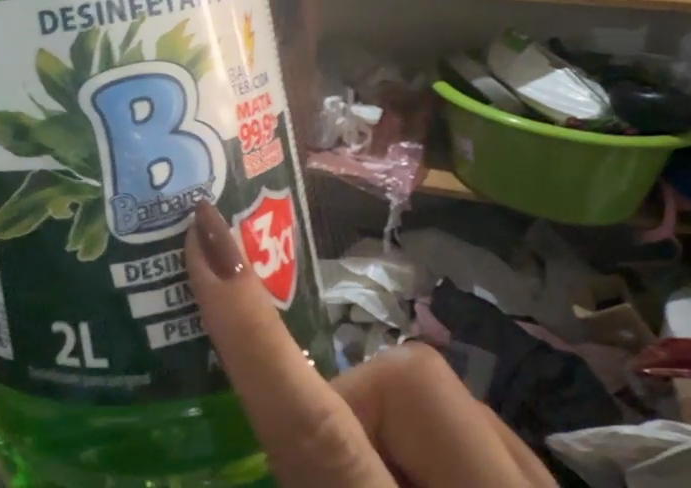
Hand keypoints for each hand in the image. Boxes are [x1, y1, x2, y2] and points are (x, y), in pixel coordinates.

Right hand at [186, 201, 556, 487]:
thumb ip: (286, 459)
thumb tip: (241, 401)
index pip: (311, 424)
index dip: (250, 328)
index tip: (205, 229)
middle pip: (406, 380)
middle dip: (355, 400)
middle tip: (339, 470)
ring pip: (449, 400)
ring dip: (399, 429)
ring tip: (389, 483)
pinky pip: (485, 434)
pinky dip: (443, 451)